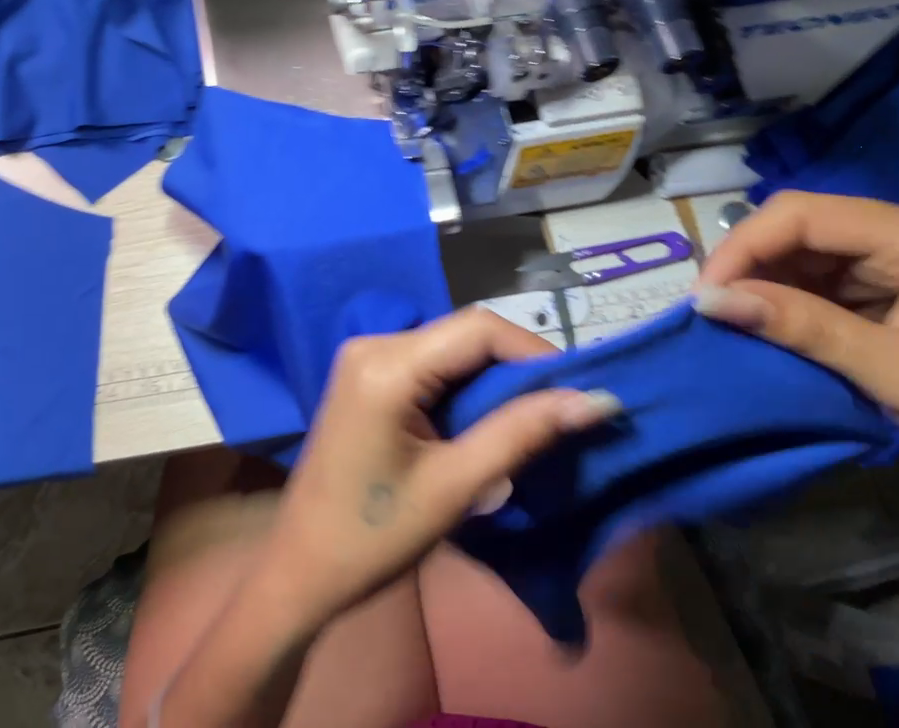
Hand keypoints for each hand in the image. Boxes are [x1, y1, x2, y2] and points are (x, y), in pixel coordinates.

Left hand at [256, 308, 620, 623]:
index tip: (579, 393)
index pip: (479, 328)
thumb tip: (597, 400)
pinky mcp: (365, 378)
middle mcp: (372, 344)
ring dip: (494, 380)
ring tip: (534, 420)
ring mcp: (363, 358)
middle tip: (563, 411)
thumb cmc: (375, 536)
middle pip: (464, 334)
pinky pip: (429, 366)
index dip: (535, 352)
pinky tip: (488, 422)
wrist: (302, 569)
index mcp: (386, 364)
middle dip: (518, 367)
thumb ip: (522, 433)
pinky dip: (465, 388)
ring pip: (450, 349)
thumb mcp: (456, 486)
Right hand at [695, 192, 898, 513]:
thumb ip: (803, 328)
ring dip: (765, 284)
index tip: (704, 297)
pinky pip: (825, 279)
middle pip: (803, 226)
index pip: (806, 215)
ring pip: (807, 252)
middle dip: (750, 264)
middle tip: (709, 312)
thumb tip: (711, 302)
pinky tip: (767, 326)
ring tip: (729, 322)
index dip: (745, 247)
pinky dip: (790, 302)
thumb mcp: (897, 374)